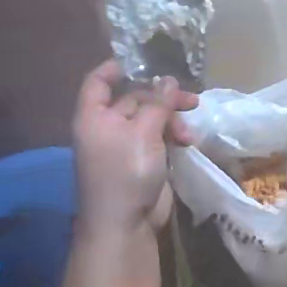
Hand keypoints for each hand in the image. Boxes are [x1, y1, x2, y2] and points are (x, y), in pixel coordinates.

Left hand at [71, 60, 197, 237]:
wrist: (125, 224)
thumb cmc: (126, 171)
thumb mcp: (144, 132)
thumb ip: (158, 103)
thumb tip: (168, 79)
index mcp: (94, 116)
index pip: (98, 82)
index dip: (115, 68)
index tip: (142, 62)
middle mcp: (106, 127)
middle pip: (134, 99)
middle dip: (163, 99)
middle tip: (191, 101)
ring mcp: (124, 146)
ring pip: (151, 120)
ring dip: (172, 121)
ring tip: (189, 135)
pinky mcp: (142, 162)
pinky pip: (158, 139)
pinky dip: (173, 137)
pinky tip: (188, 143)